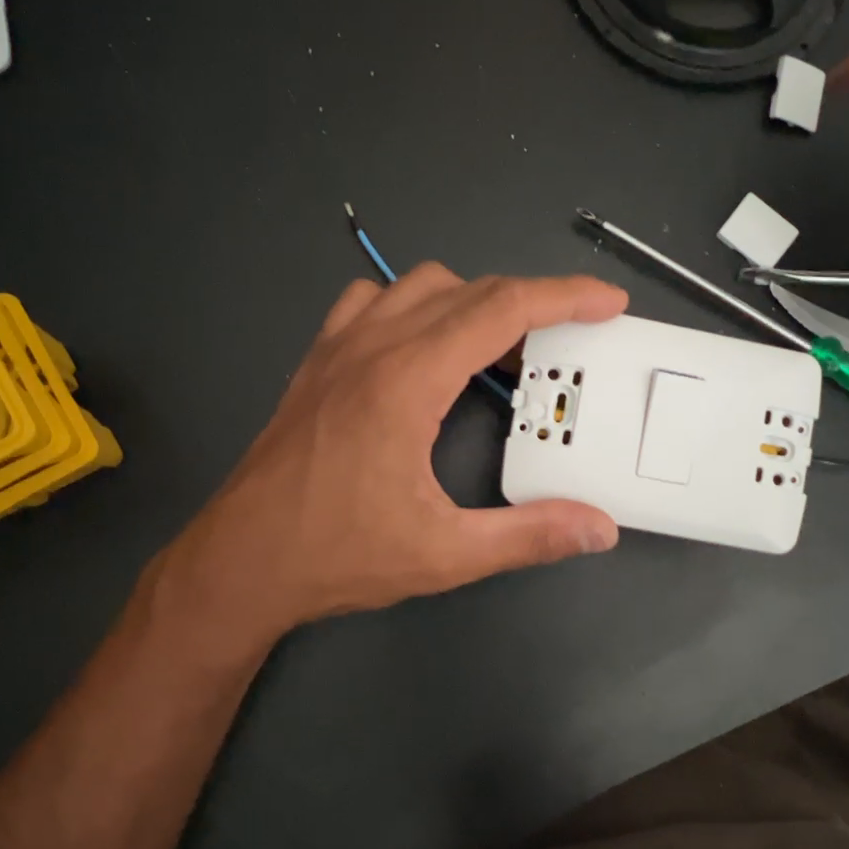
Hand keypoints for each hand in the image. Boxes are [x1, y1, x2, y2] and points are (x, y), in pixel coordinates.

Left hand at [154, 264, 626, 641]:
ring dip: (470, 302)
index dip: (564, 296)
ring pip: (417, 286)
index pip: (502, 309)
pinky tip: (422, 351)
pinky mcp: (315, 364)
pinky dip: (412, 308)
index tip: (607, 301)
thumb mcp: (444, 554)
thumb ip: (528, 536)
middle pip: (468, 290)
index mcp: (407, 379)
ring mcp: (336, 348)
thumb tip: (599, 529)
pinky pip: (370, 303)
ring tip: (497, 351)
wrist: (240, 562)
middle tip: (566, 345)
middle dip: (529, 303)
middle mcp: (372, 345)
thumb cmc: (338, 555)